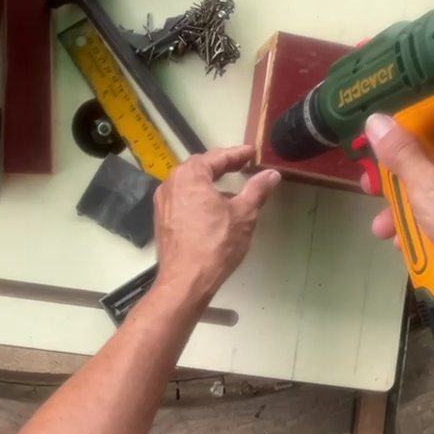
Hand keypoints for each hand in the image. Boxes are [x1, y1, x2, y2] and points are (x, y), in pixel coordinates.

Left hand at [153, 145, 281, 305]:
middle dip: (222, 167)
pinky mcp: (162, 221)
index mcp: (190, 175)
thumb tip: (271, 174)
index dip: (237, 154)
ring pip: (190, 186)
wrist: (186, 280)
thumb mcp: (244, 214)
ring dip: (210, 184)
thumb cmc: (216, 244)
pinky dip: (199, 199)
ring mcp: (163, 203)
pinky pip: (183, 201)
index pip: (217, 157)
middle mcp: (171, 184)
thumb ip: (257, 189)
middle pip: (200, 168)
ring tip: (231, 191)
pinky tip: (214, 212)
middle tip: (242, 166)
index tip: (252, 153)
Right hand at [362, 109, 433, 303]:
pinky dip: (429, 221)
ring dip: (407, 206)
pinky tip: (410, 243)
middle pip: (429, 152)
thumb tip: (376, 119)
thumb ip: (398, 152)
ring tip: (383, 230)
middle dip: (396, 176)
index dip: (399, 124)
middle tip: (370, 189)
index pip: (431, 111)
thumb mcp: (424, 185)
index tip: (374, 139)